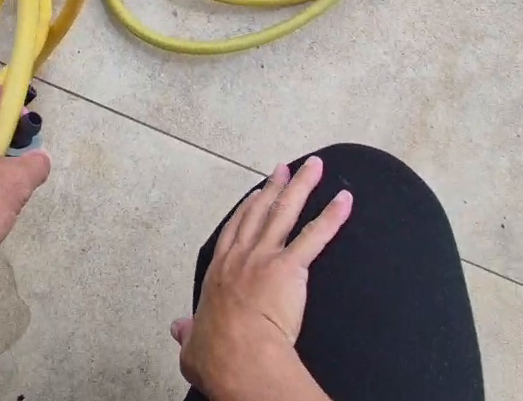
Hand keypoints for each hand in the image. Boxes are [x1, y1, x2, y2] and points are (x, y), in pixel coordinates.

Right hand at [172, 156, 350, 398]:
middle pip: (260, 211)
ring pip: (285, 212)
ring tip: (315, 166)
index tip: (255, 194)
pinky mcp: (290, 267)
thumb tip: (178, 329)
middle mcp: (241, 256)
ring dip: (302, 186)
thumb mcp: (193, 345)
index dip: (245, 210)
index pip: (234, 231)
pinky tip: (344, 201)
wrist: (239, 356)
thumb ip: (188, 333)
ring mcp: (265, 257)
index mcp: (220, 271)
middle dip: (274, 187)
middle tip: (283, 169)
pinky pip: (315, 237)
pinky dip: (332, 217)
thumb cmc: (216, 354)